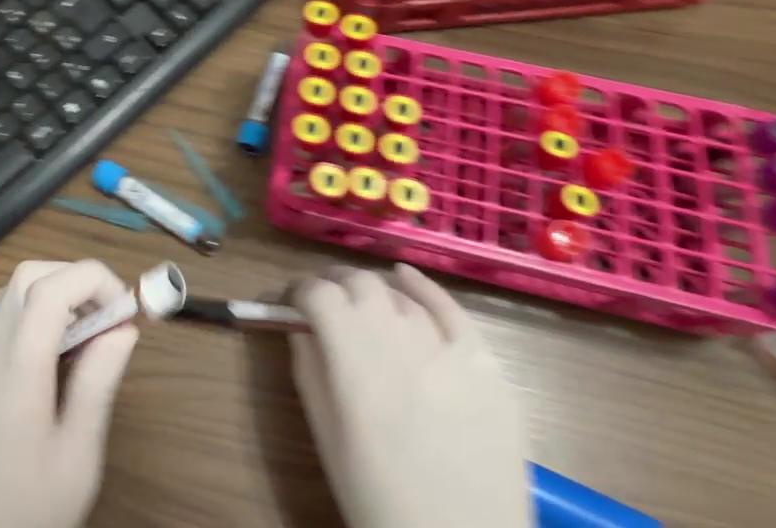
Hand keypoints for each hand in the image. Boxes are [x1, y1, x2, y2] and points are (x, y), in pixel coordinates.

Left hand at [0, 260, 138, 527]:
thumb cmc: (24, 506)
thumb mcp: (76, 454)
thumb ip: (98, 383)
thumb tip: (123, 329)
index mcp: (17, 363)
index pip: (54, 285)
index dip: (96, 280)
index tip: (125, 312)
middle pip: (29, 276)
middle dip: (75, 280)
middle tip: (107, 319)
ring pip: (9, 293)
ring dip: (50, 295)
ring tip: (82, 339)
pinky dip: (24, 313)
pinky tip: (43, 353)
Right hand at [291, 264, 530, 527]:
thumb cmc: (380, 499)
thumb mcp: (328, 439)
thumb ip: (310, 372)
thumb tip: (300, 324)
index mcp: (354, 366)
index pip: (319, 294)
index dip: (298, 290)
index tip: (290, 301)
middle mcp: (399, 342)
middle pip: (359, 283)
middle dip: (333, 284)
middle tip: (323, 302)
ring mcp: (448, 347)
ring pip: (399, 293)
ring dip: (372, 291)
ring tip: (360, 304)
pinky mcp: (484, 361)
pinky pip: (451, 307)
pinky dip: (423, 286)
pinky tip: (405, 277)